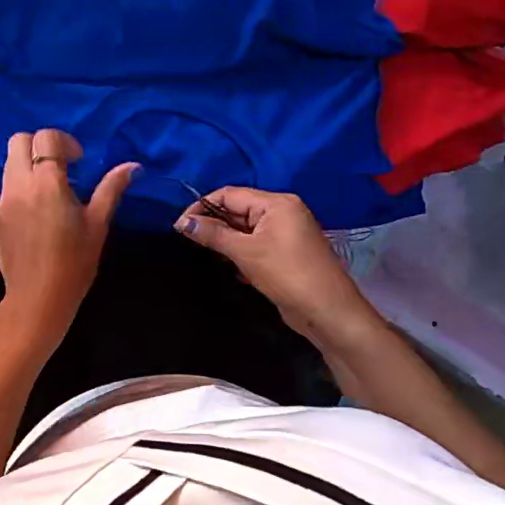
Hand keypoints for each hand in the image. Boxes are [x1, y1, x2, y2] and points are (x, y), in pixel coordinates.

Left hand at [0, 130, 136, 347]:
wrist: (36, 301)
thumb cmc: (73, 264)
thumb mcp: (97, 225)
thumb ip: (111, 189)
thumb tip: (131, 166)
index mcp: (45, 184)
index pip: (46, 138)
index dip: (64, 141)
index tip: (79, 161)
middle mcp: (18, 187)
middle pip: (18, 141)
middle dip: (40, 144)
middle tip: (61, 165)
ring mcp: (1, 204)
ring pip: (9, 165)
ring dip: (29, 166)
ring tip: (51, 192)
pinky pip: (6, 192)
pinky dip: (21, 191)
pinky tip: (38, 217)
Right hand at [175, 187, 379, 346]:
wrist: (326, 310)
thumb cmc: (286, 275)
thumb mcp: (245, 252)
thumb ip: (213, 234)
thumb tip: (182, 222)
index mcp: (276, 203)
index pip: (229, 194)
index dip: (202, 207)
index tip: (179, 227)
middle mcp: (282, 212)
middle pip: (237, 210)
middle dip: (214, 225)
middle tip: (190, 244)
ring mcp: (285, 233)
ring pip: (244, 230)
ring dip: (226, 242)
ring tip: (212, 257)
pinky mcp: (285, 253)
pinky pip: (254, 245)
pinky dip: (240, 254)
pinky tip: (233, 270)